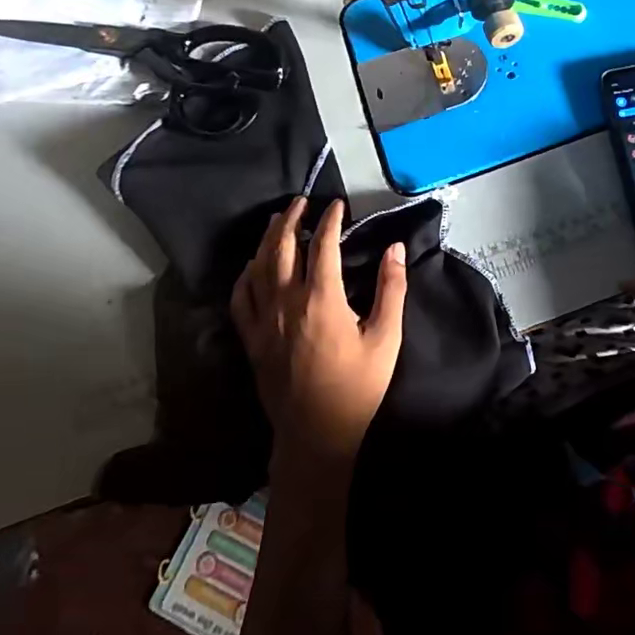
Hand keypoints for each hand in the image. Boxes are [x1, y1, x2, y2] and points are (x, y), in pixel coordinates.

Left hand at [230, 197, 407, 467]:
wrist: (316, 434)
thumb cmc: (358, 386)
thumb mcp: (386, 337)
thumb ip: (391, 288)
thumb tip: (393, 248)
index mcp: (321, 300)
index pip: (322, 246)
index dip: (329, 221)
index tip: (337, 205)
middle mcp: (286, 303)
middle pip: (282, 248)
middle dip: (291, 219)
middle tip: (301, 201)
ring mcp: (263, 321)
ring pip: (258, 267)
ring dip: (268, 239)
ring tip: (277, 220)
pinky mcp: (251, 339)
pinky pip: (240, 297)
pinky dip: (246, 274)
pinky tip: (253, 265)